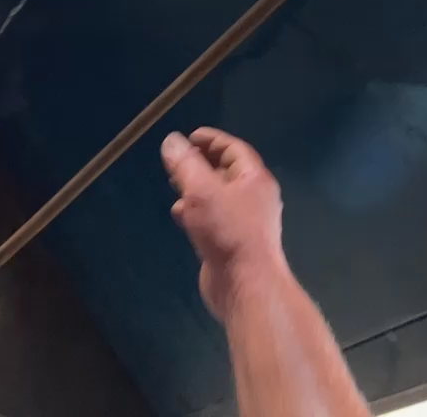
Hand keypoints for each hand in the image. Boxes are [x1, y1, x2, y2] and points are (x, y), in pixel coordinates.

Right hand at [161, 127, 288, 318]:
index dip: (211, 139)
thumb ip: (185, 163)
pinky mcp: (232, 242)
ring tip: (174, 185)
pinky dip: (196, 211)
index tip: (188, 137)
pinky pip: (213, 217)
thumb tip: (172, 141)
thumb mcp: (200, 190)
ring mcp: (244, 222)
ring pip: (217, 195)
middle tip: (177, 160)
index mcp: (254, 180)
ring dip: (195, 187)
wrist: (246, 288)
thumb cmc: (227, 231)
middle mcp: (253, 198)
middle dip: (200, 163)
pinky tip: (179, 214)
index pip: (233, 148)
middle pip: (225, 171)